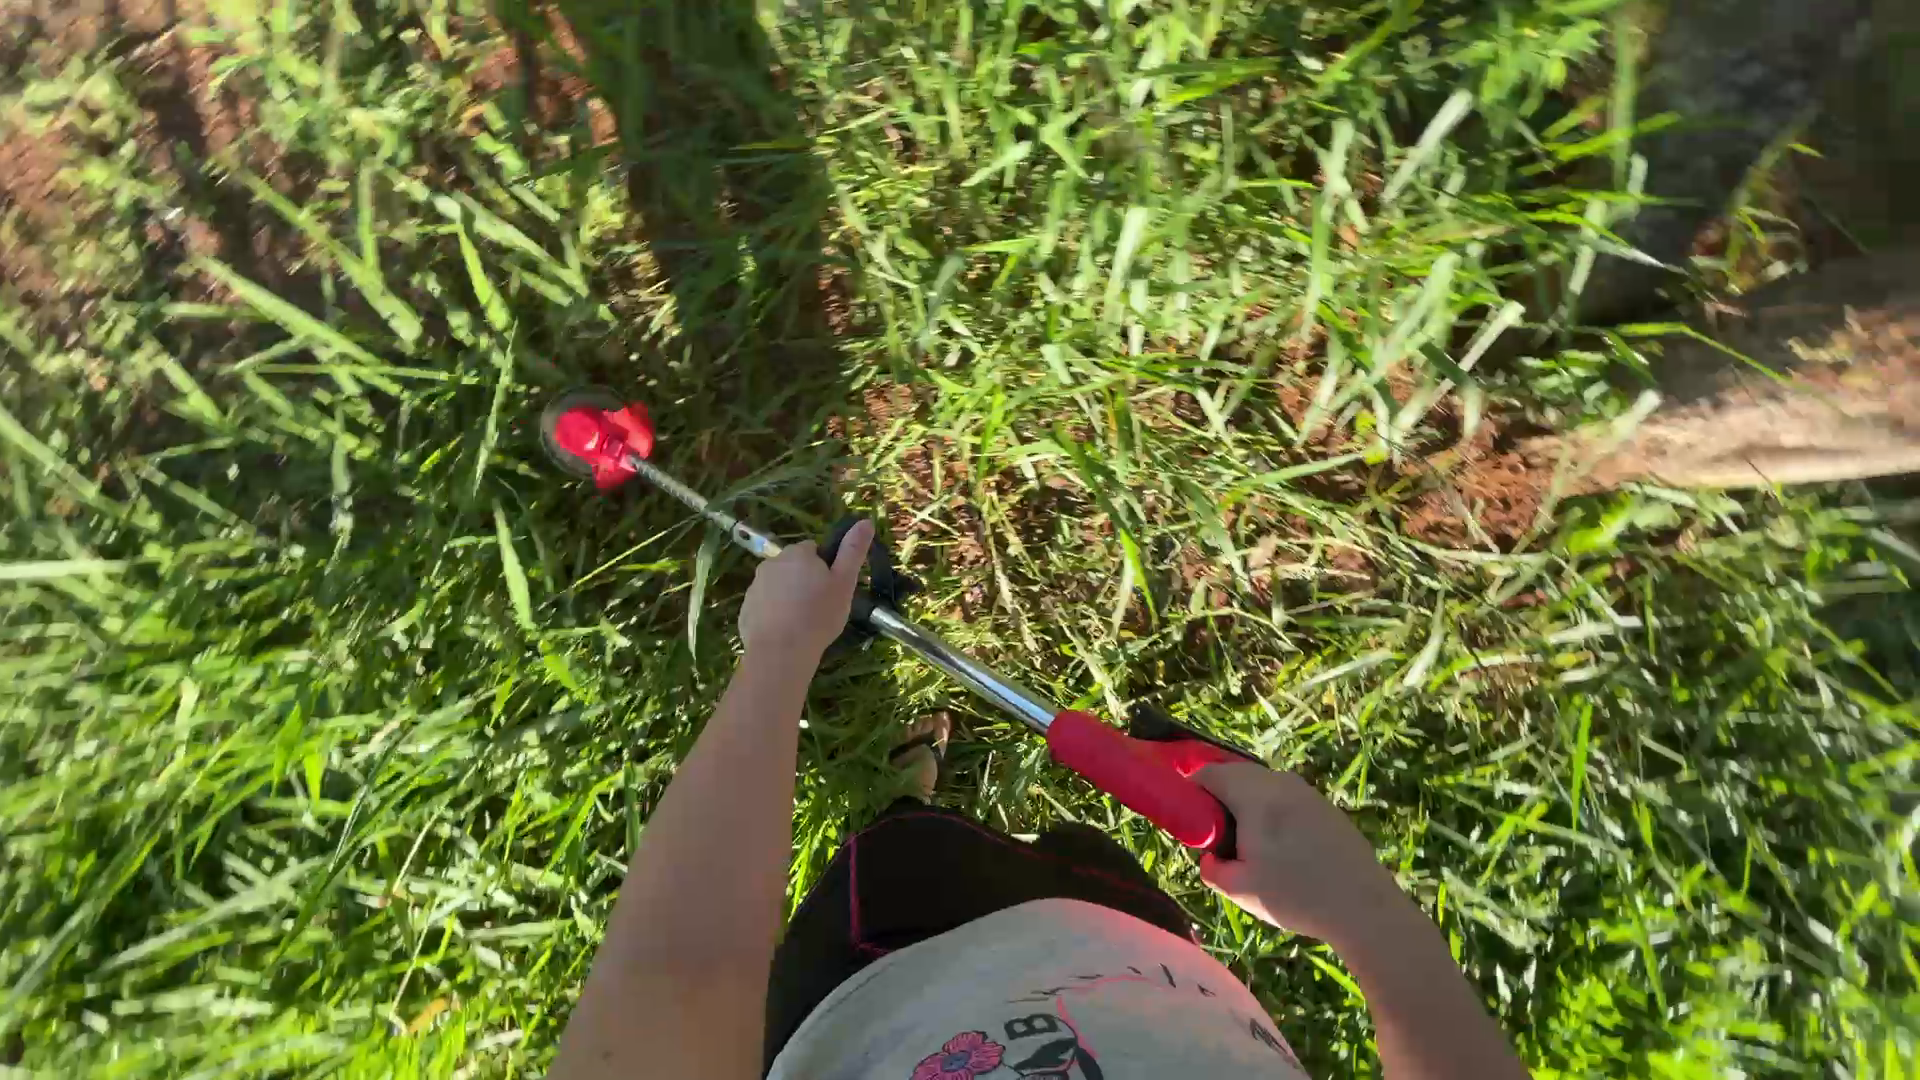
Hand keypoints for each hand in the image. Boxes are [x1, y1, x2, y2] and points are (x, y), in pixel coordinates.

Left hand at [737, 520, 873, 662]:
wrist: (781, 651)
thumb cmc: (819, 614)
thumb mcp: (844, 582)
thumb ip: (853, 550)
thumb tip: (865, 521)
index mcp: (797, 554)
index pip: (813, 550)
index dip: (825, 568)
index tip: (832, 589)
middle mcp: (772, 563)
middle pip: (794, 567)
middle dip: (806, 581)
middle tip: (821, 607)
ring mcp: (755, 586)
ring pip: (779, 586)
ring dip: (790, 597)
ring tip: (804, 623)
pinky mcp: (746, 609)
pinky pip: (765, 606)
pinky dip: (775, 614)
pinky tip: (787, 632)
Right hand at [1194, 764, 1413, 945]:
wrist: (1365, 909)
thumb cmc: (1296, 896)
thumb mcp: (1240, 890)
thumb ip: (1212, 869)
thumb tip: (1209, 856)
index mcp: (1253, 795)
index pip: (1209, 774)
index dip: (1191, 790)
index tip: (1190, 817)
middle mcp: (1278, 782)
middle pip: (1235, 773)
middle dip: (1218, 794)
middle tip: (1215, 830)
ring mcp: (1305, 791)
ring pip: (1261, 783)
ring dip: (1246, 801)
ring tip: (1248, 839)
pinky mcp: (1324, 805)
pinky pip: (1284, 795)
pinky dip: (1271, 808)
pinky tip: (1280, 844)